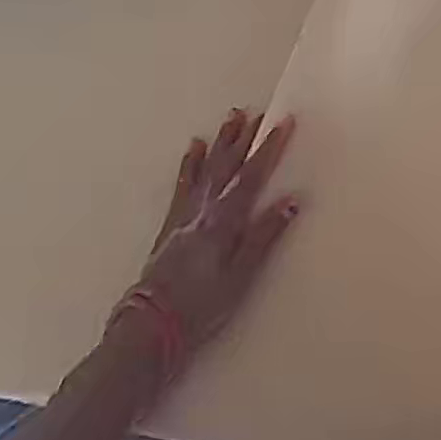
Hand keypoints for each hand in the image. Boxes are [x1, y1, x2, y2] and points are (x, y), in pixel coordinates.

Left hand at [121, 109, 302, 367]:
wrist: (148, 328)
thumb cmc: (202, 305)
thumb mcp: (242, 274)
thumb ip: (265, 235)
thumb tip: (291, 201)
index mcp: (225, 221)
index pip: (252, 175)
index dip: (269, 147)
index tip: (283, 122)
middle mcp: (204, 210)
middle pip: (227, 165)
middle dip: (244, 137)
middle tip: (255, 111)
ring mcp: (185, 216)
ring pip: (206, 169)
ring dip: (220, 142)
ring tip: (230, 118)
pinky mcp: (170, 225)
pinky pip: (182, 185)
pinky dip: (189, 164)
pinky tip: (194, 148)